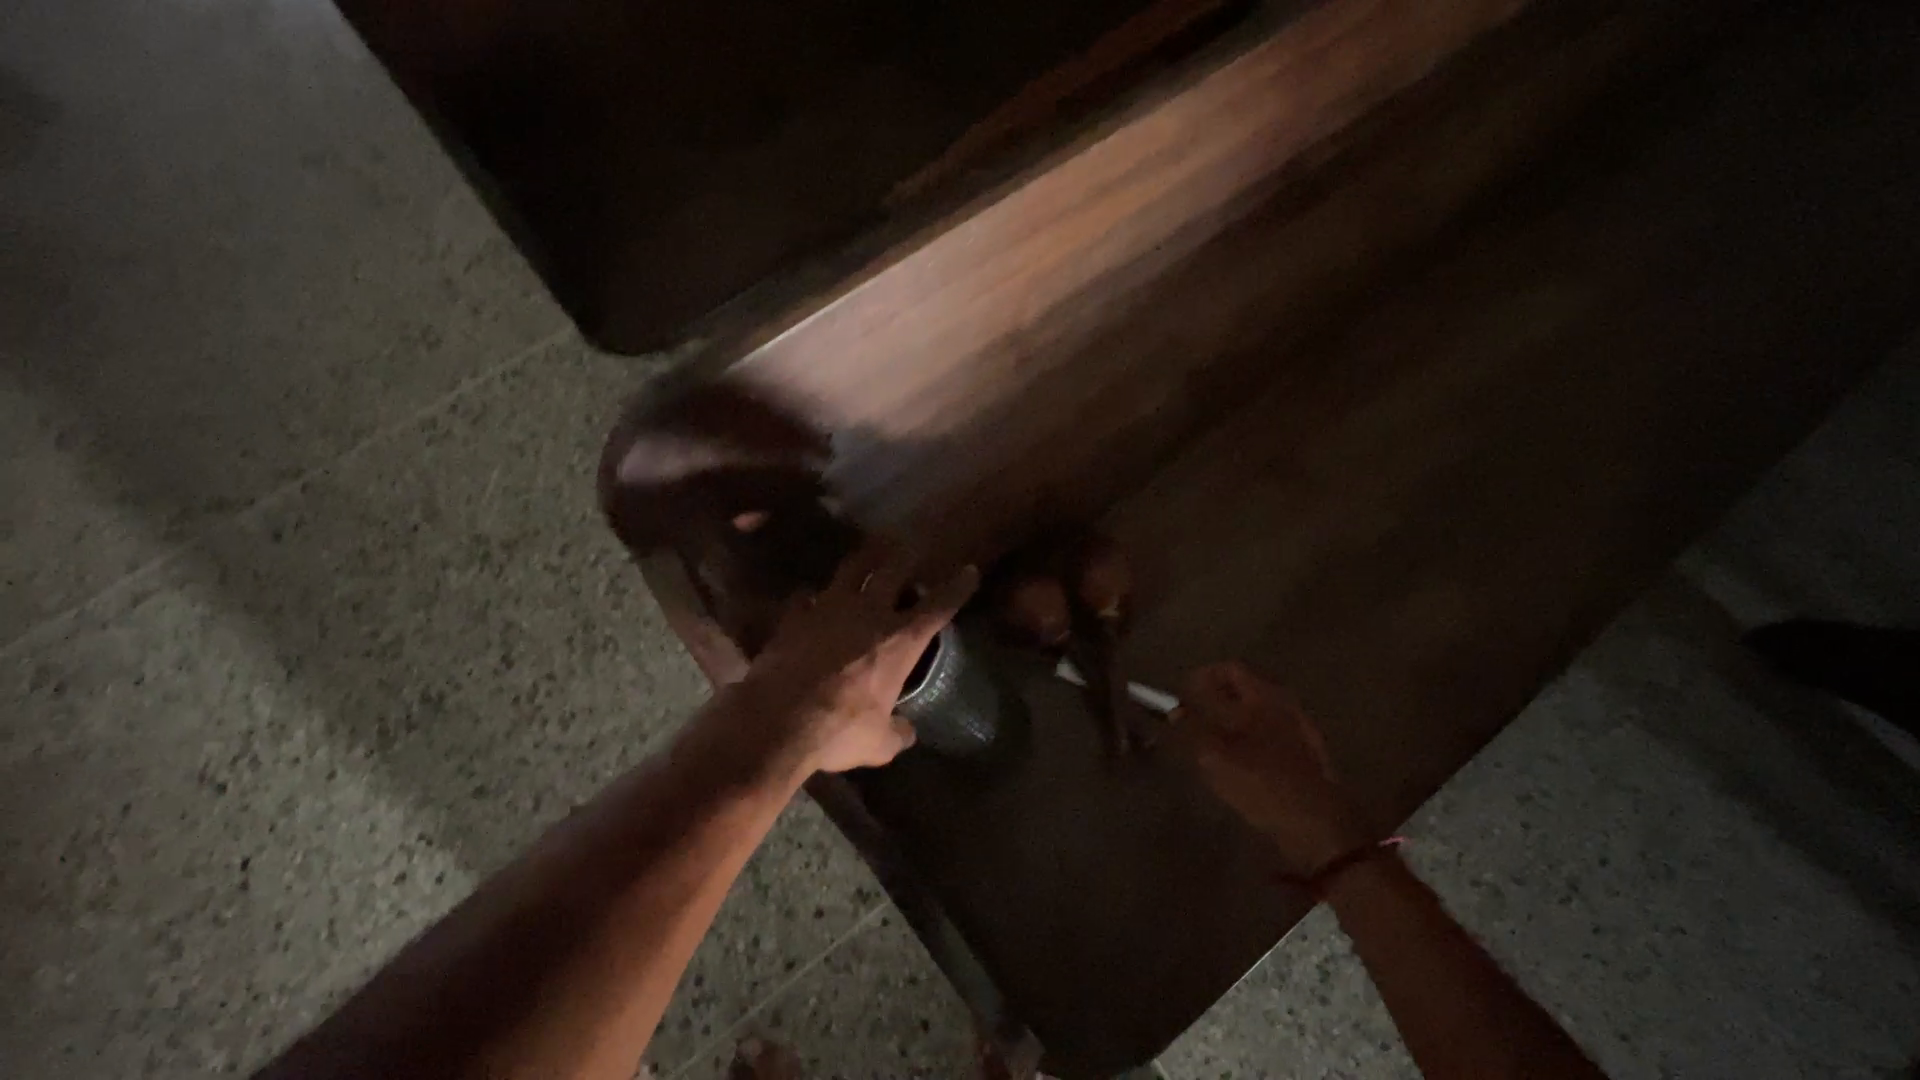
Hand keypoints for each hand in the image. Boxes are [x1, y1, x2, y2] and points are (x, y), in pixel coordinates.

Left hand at [738, 541, 979, 773]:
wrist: (777, 720)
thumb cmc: (839, 731)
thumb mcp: (878, 744)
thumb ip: (896, 733)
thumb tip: (906, 732)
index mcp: (900, 641)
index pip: (939, 606)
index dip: (957, 587)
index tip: (968, 570)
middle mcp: (868, 613)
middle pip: (893, 569)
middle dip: (907, 556)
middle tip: (911, 546)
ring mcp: (828, 608)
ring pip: (850, 570)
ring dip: (862, 561)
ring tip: (867, 555)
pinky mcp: (794, 616)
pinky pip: (806, 597)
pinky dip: (812, 597)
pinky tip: (810, 600)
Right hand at [1169, 661, 1371, 876]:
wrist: (1318, 828)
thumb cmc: (1262, 783)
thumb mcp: (1214, 756)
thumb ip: (1191, 728)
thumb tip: (1175, 710)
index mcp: (1265, 696)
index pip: (1230, 669)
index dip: (1202, 677)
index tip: (1181, 695)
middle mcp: (1287, 707)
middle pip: (1247, 691)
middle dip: (1217, 699)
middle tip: (1193, 718)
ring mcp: (1302, 733)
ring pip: (1260, 715)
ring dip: (1234, 722)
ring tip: (1211, 742)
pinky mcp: (1308, 761)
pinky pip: (1272, 737)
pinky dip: (1251, 741)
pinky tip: (1239, 764)